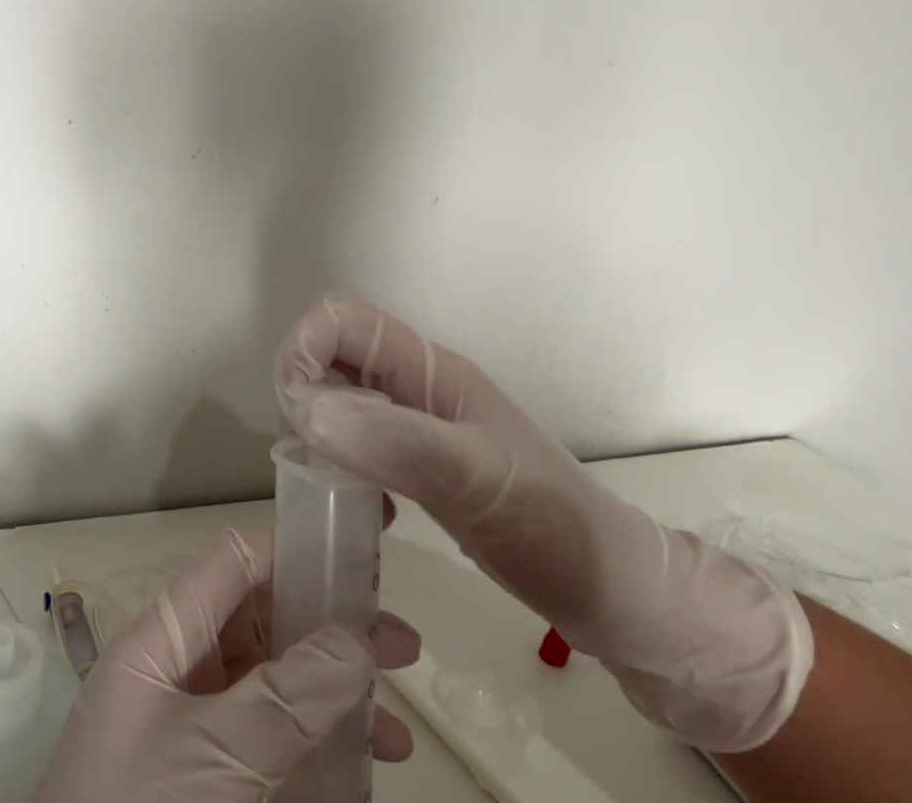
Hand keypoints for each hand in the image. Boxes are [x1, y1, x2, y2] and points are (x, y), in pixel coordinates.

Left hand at [35, 528, 420, 801]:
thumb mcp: (212, 754)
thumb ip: (285, 699)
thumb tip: (355, 641)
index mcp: (163, 640)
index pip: (233, 563)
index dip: (295, 548)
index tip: (362, 556)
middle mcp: (179, 670)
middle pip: (263, 622)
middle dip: (332, 630)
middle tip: (402, 649)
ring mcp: (193, 724)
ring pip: (276, 685)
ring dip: (337, 699)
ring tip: (396, 731)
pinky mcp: (208, 773)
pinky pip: (274, 740)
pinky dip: (320, 747)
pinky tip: (366, 766)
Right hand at [276, 293, 812, 752]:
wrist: (613, 592)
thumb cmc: (552, 528)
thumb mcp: (473, 480)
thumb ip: (392, 441)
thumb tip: (303, 407)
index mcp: (433, 373)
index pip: (341, 320)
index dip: (303, 350)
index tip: (297, 417)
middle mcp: (420, 390)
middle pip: (331, 358)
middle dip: (303, 399)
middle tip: (316, 464)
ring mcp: (421, 430)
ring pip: (339, 405)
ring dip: (319, 440)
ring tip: (337, 492)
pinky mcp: (421, 466)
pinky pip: (358, 449)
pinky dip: (343, 472)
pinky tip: (368, 513)